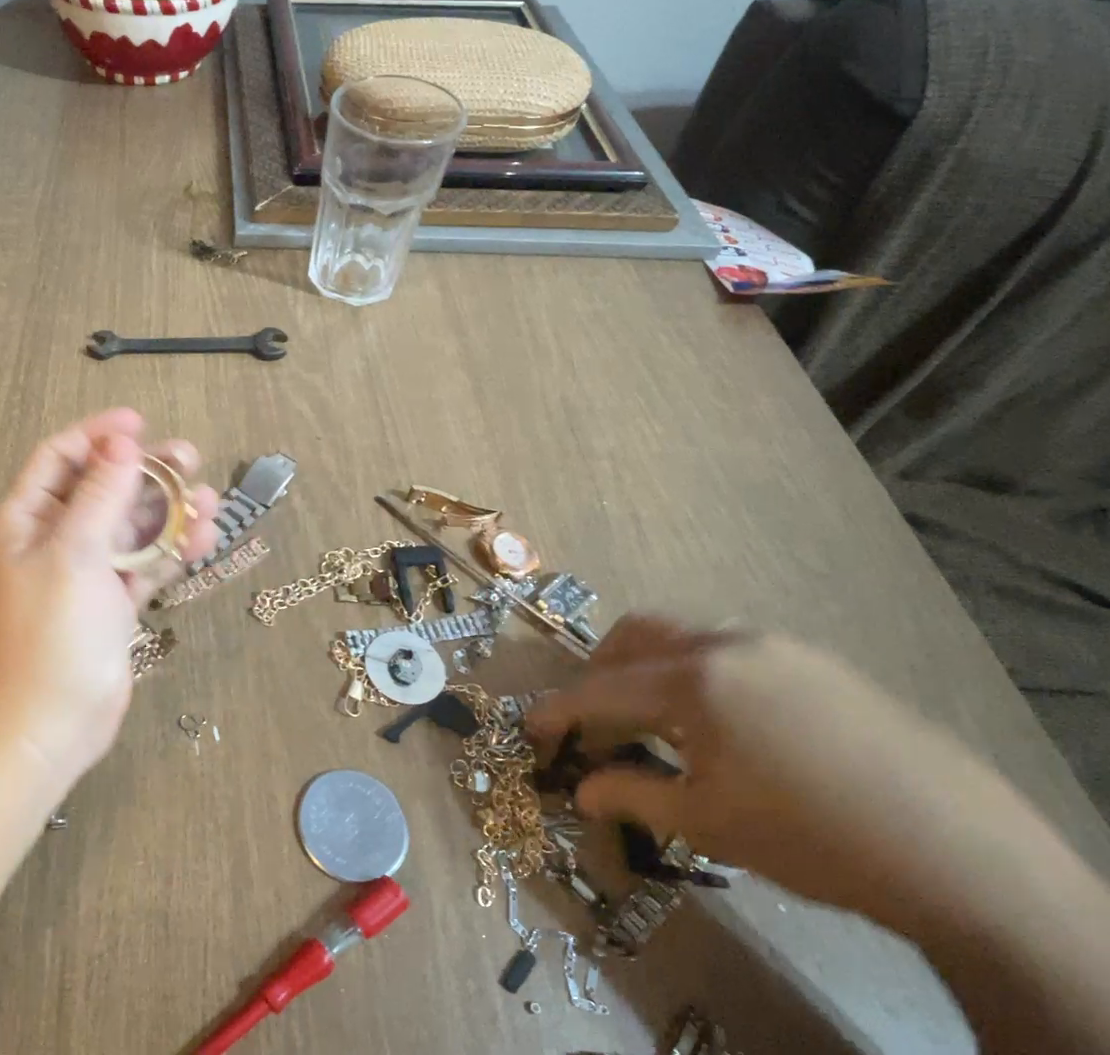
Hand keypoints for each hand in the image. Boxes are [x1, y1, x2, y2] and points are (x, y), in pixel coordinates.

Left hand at [0, 409, 219, 792]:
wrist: (48, 726)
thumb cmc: (51, 634)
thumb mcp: (74, 554)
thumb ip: (101, 495)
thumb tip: (120, 441)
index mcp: (24, 521)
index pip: (59, 459)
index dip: (97, 435)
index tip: (141, 422)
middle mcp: (52, 540)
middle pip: (102, 488)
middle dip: (144, 472)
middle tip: (189, 458)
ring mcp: (84, 574)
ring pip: (130, 527)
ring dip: (168, 512)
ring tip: (210, 501)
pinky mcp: (111, 604)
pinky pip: (144, 565)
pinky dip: (171, 551)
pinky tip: (204, 539)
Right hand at [526, 616, 999, 915]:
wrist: (955, 849)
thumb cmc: (808, 835)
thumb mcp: (704, 822)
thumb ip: (631, 794)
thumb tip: (580, 790)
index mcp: (693, 681)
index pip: (601, 689)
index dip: (558, 709)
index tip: (529, 726)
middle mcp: (729, 647)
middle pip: (638, 636)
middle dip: (602, 670)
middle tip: (592, 717)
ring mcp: (782, 649)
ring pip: (688, 640)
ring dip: (653, 669)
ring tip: (657, 723)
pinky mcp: (823, 666)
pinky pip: (734, 654)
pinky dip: (700, 676)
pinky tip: (722, 726)